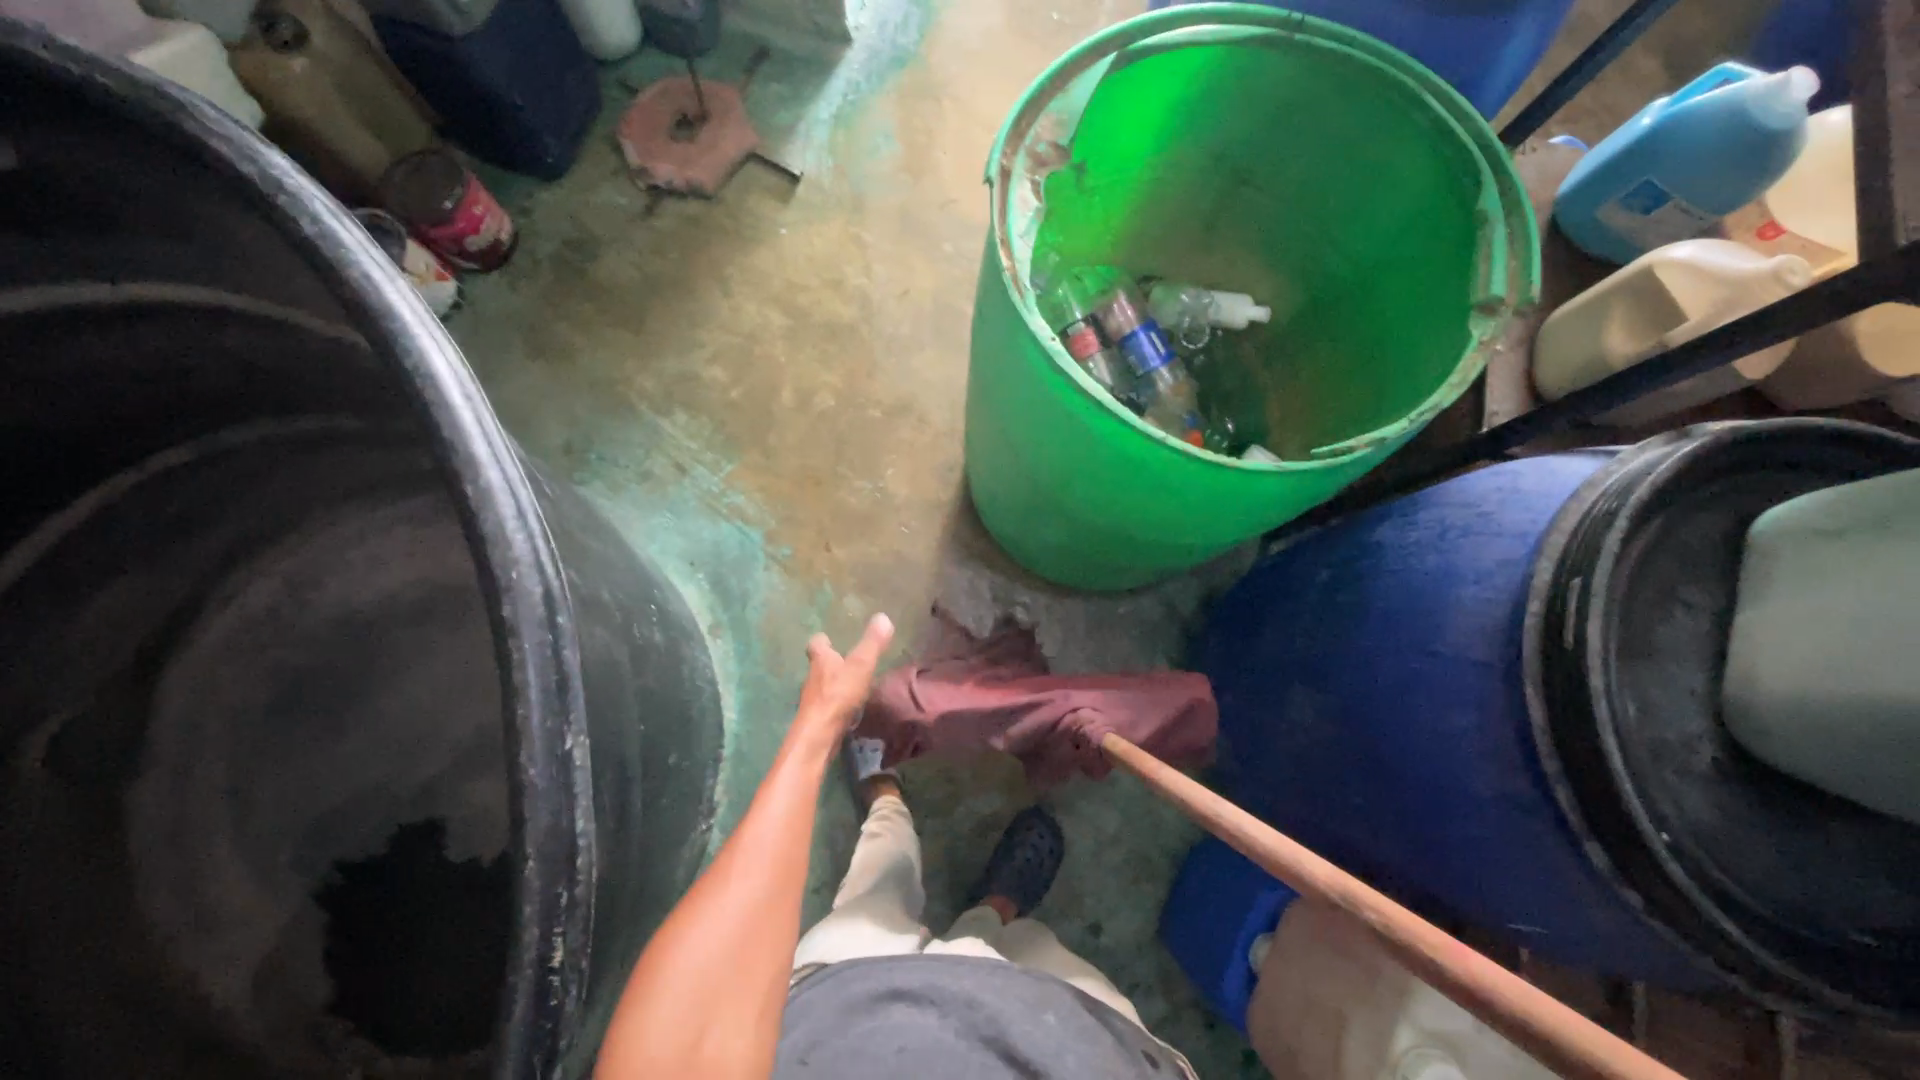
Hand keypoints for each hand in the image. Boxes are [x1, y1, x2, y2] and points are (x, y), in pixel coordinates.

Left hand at [796, 613, 893, 739]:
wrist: (820, 734)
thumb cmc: (839, 694)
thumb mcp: (861, 664)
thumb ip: (872, 643)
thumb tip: (883, 617)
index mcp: (821, 660)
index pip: (816, 643)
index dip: (822, 640)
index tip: (829, 638)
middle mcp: (812, 677)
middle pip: (818, 665)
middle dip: (830, 662)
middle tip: (846, 660)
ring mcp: (813, 699)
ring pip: (822, 686)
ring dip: (833, 684)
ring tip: (852, 684)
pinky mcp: (817, 718)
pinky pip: (827, 706)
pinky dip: (836, 704)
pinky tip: (849, 708)